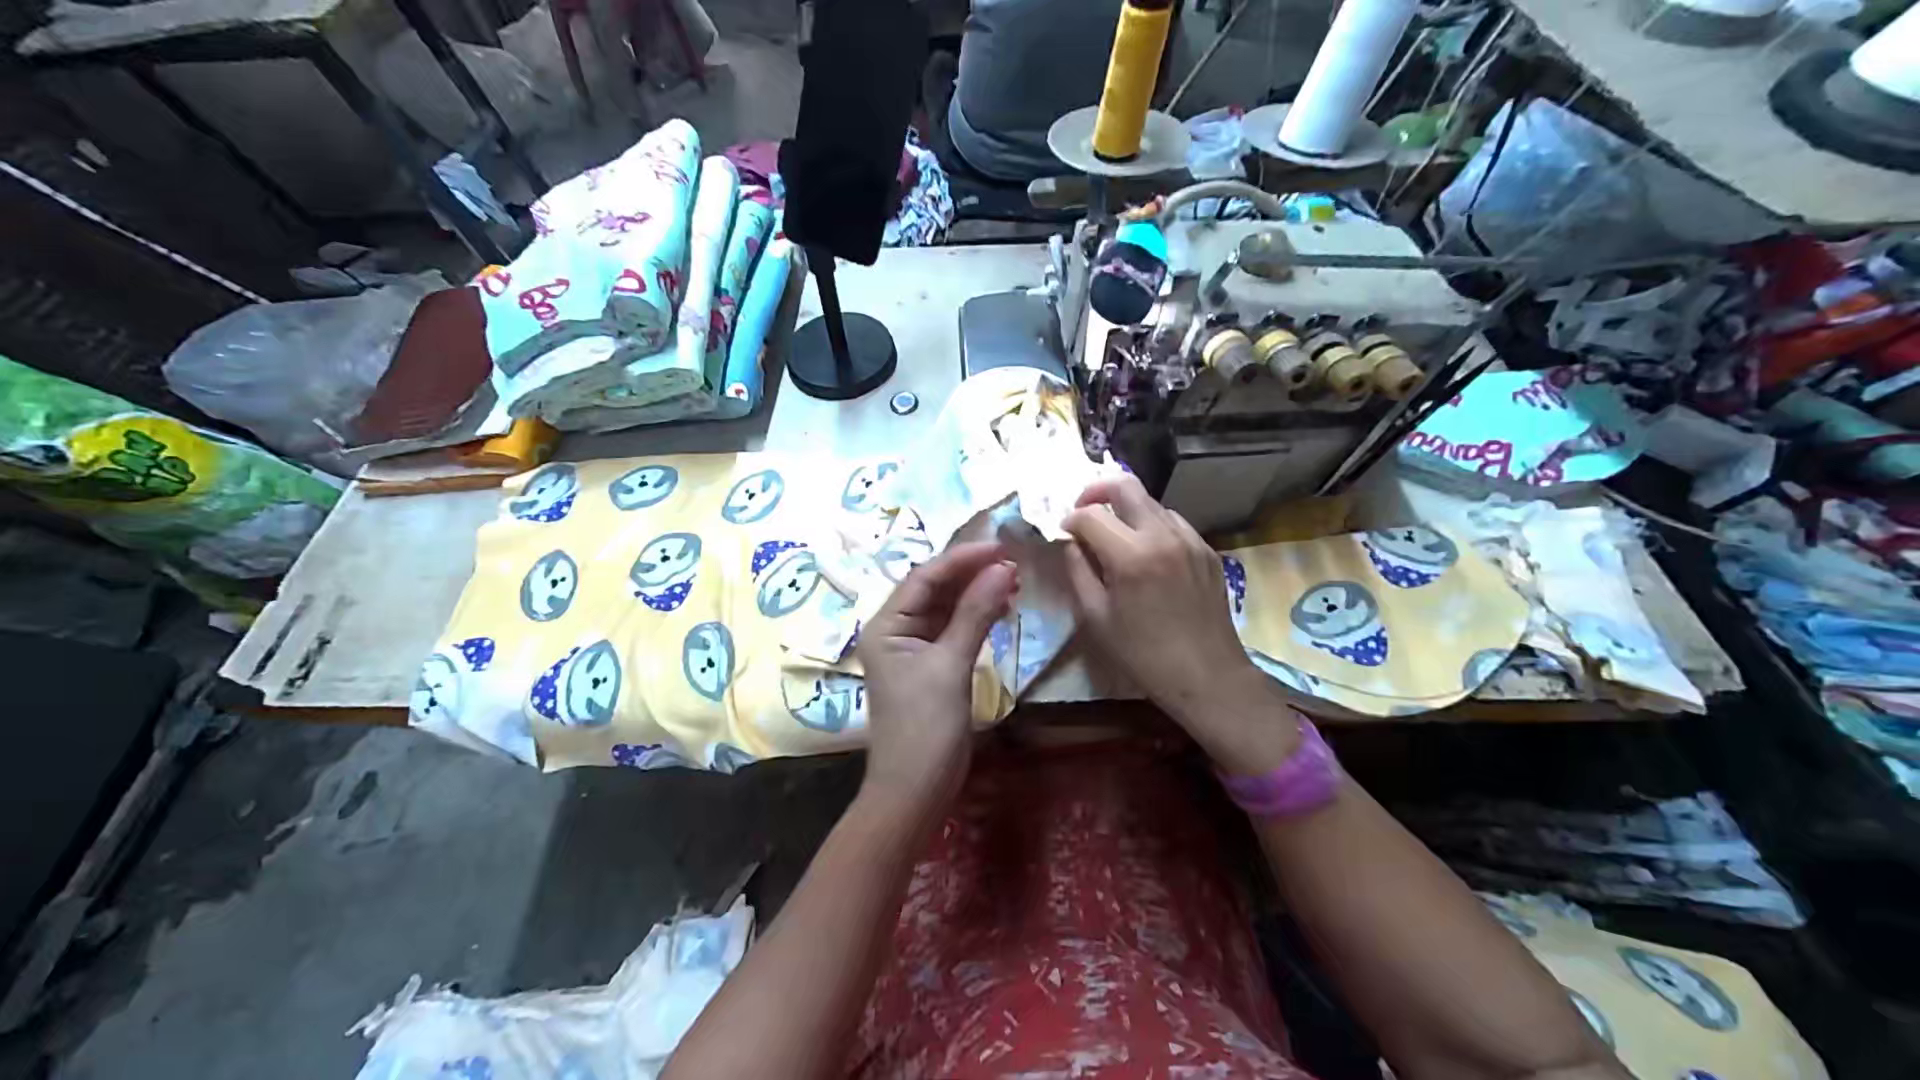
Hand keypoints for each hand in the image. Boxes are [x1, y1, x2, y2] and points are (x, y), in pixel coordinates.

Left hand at [856, 541, 1015, 810]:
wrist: (915, 790)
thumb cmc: (925, 728)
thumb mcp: (951, 666)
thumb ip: (975, 614)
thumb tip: (1004, 568)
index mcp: (886, 625)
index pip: (925, 577)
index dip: (962, 558)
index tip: (1001, 547)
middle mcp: (895, 630)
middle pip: (935, 589)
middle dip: (972, 574)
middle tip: (1013, 562)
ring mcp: (914, 649)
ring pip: (947, 608)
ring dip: (977, 593)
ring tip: (1014, 581)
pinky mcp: (932, 666)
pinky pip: (954, 630)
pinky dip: (977, 617)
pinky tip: (1002, 608)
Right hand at [1063, 475, 1300, 774]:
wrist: (1207, 676)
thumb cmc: (1143, 654)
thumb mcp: (1096, 618)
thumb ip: (1078, 571)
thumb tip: (1071, 543)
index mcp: (1131, 556)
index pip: (1090, 514)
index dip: (1070, 519)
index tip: (1064, 533)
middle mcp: (1163, 536)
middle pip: (1125, 486)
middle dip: (1096, 492)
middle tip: (1083, 512)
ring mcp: (1190, 539)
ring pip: (1151, 502)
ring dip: (1126, 510)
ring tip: (1115, 536)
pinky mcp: (1207, 550)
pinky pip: (1173, 522)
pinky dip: (1152, 526)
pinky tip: (1146, 552)